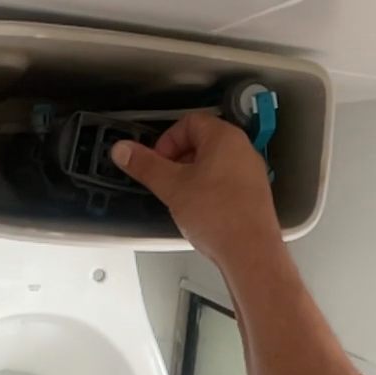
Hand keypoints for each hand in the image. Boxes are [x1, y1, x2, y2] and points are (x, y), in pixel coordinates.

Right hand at [109, 111, 280, 267]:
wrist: (250, 252)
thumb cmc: (219, 216)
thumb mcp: (171, 187)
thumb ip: (145, 166)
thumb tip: (123, 150)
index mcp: (224, 138)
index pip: (189, 122)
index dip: (167, 140)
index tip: (156, 161)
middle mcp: (242, 151)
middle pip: (202, 142)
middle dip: (177, 160)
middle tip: (165, 180)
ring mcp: (250, 173)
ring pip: (213, 164)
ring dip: (191, 177)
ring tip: (181, 199)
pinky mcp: (252, 196)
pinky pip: (225, 183)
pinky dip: (207, 191)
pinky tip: (199, 212)